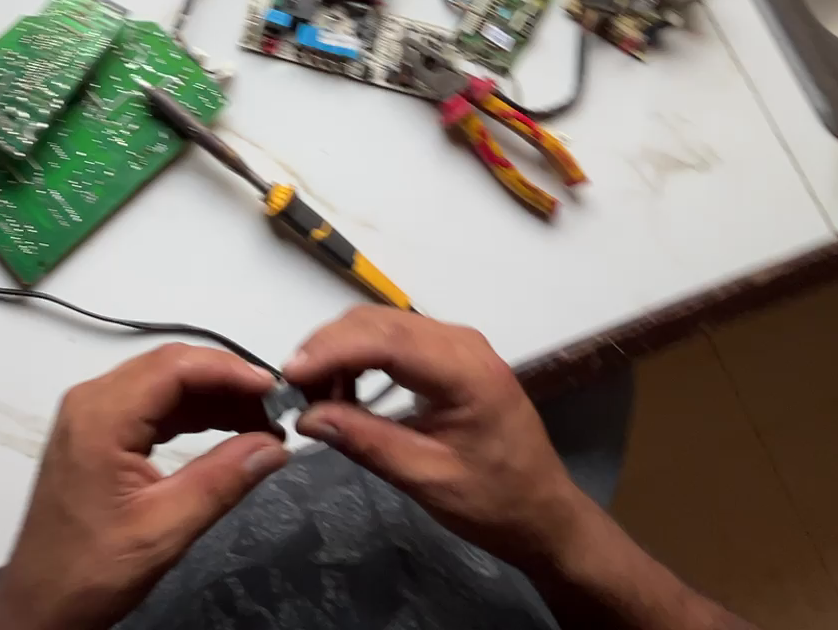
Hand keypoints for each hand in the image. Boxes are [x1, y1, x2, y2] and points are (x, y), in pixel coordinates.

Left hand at [0, 344, 290, 629]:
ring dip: (211, 395)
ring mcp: (92, 412)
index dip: (228, 370)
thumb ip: (222, 481)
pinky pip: (150, 404)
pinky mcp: (97, 429)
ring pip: (162, 382)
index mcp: (101, 414)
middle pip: (168, 367)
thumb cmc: (92, 570)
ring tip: (260, 419)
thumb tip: (275, 446)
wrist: (38, 606)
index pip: (174, 367)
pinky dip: (190, 412)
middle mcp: (92, 398)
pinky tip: (226, 427)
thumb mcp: (164, 530)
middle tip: (274, 405)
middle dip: (224, 380)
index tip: (274, 389)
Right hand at [284, 307, 591, 570]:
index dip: (333, 350)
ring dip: (339, 349)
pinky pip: (390, 335)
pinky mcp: (445, 350)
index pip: (386, 339)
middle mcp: (460, 341)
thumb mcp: (426, 479)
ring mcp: (454, 341)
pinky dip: (358, 354)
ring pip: (378, 322)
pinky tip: (344, 386)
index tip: (291, 374)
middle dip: (328, 348)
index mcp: (466, 372)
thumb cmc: (495, 503)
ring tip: (316, 392)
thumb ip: (366, 441)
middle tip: (295, 389)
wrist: (545, 515)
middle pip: (376, 321)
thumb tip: (305, 416)